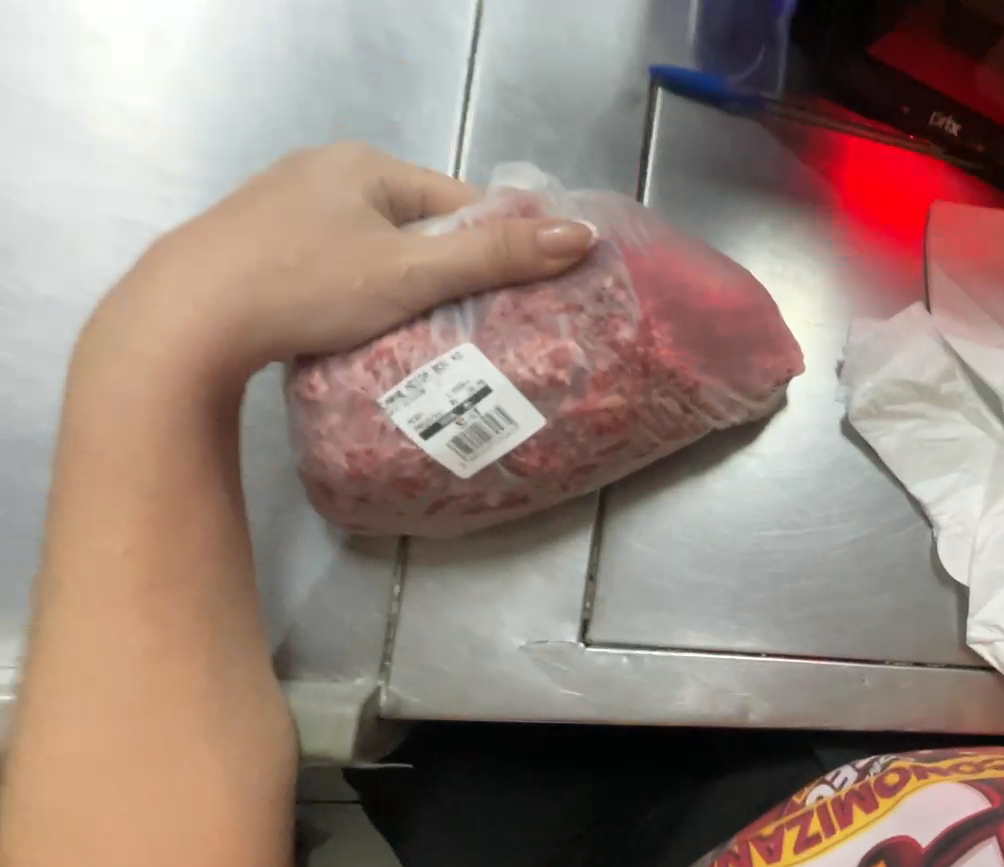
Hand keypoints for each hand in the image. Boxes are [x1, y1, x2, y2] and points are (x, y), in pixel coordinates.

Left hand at [86, 142, 596, 390]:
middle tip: (493, 321)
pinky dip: (385, 291)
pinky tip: (390, 322)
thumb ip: (499, 255)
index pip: (468, 203)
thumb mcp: (415, 271)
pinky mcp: (279, 245)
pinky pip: (361, 263)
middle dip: (466, 271)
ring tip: (447, 330)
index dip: (506, 248)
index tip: (531, 295)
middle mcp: (332, 174)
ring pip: (397, 249)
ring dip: (427, 285)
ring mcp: (299, 209)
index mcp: (367, 165)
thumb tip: (583, 235)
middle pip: (434, 227)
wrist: (187, 323)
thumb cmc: (307, 284)